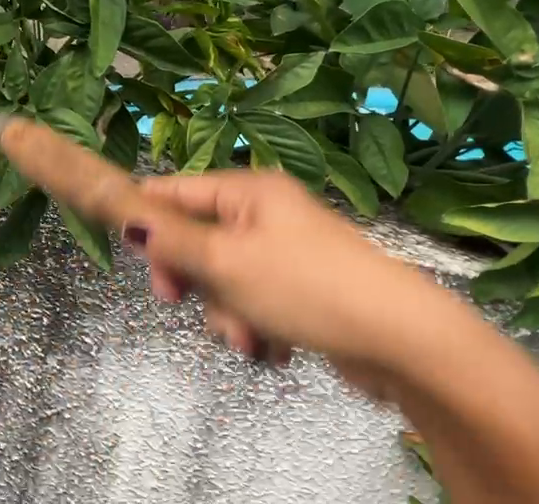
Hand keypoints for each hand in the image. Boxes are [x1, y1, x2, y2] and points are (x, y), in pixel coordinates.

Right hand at [127, 169, 466, 385]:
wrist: (409, 345)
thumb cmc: (307, 288)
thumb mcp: (224, 262)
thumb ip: (169, 241)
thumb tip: (130, 222)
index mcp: (247, 191)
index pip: (173, 191)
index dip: (146, 218)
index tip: (131, 254)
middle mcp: (265, 215)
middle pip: (195, 240)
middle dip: (191, 280)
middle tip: (177, 301)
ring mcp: (286, 255)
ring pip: (222, 279)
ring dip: (224, 313)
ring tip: (247, 338)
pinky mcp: (304, 293)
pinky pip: (254, 303)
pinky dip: (255, 327)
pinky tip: (272, 348)